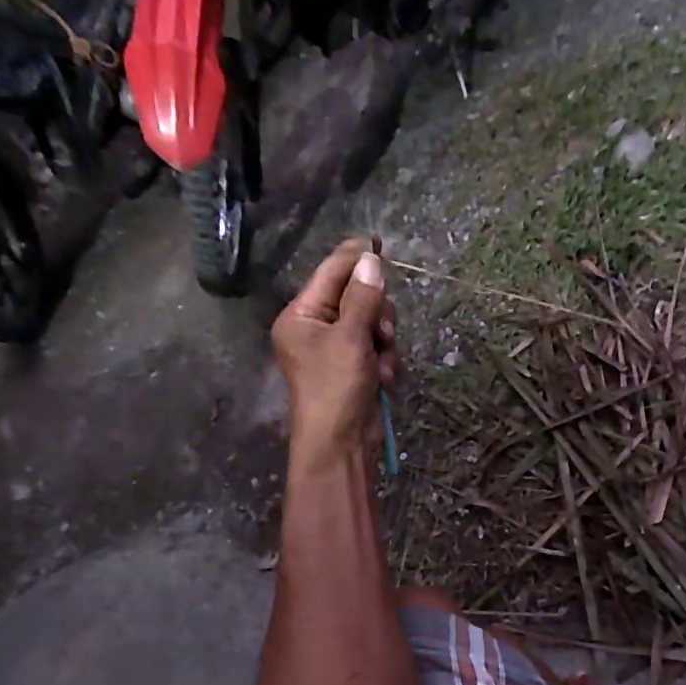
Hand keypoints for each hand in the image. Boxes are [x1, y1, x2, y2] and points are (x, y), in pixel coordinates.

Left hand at [272, 238, 397, 470]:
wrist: (340, 443)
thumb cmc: (335, 388)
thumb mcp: (351, 339)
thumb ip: (362, 298)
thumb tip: (371, 260)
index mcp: (301, 317)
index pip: (329, 275)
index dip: (353, 258)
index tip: (377, 241)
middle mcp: (315, 329)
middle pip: (356, 298)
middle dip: (376, 314)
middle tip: (383, 331)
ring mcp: (336, 349)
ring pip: (372, 324)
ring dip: (384, 342)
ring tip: (382, 363)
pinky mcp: (354, 368)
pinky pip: (376, 348)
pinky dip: (384, 361)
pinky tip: (384, 378)